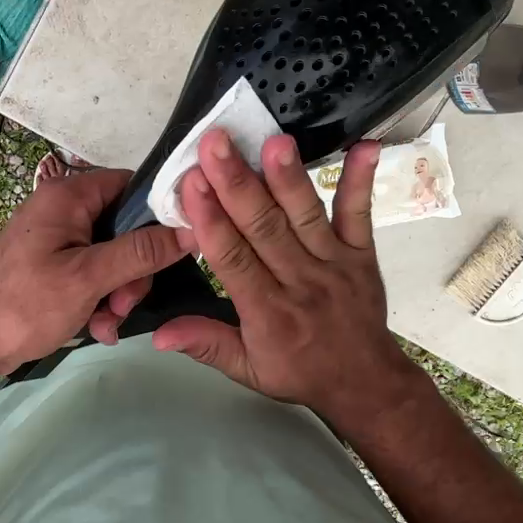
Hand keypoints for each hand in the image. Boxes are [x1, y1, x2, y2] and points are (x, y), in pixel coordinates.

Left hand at [0, 168, 187, 383]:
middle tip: (122, 303)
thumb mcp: (88, 277)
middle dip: (133, 271)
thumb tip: (192, 230)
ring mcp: (55, 240)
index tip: (178, 248)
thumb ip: (142, 253)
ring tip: (104, 324)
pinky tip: (96, 329)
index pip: (132, 185)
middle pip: (125, 228)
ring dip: (117, 294)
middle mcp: (63, 210)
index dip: (159, 214)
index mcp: (69, 195)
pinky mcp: (50, 268)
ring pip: (111, 258)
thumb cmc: (23, 304)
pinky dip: (98, 301)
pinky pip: (90, 276)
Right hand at [152, 130, 426, 419]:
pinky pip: (359, 213)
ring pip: (305, 215)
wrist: (365, 382)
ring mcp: (333, 263)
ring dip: (288, 177)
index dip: (211, 221)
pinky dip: (362, 180)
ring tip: (273, 140)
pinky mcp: (361, 252)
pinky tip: (363, 146)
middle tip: (215, 144)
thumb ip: (205, 343)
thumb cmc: (298, 370)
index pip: (233, 259)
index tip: (191, 184)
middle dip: (236, 184)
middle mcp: (300, 281)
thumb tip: (158, 334)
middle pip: (264, 227)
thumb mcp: (247, 369)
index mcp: (267, 311)